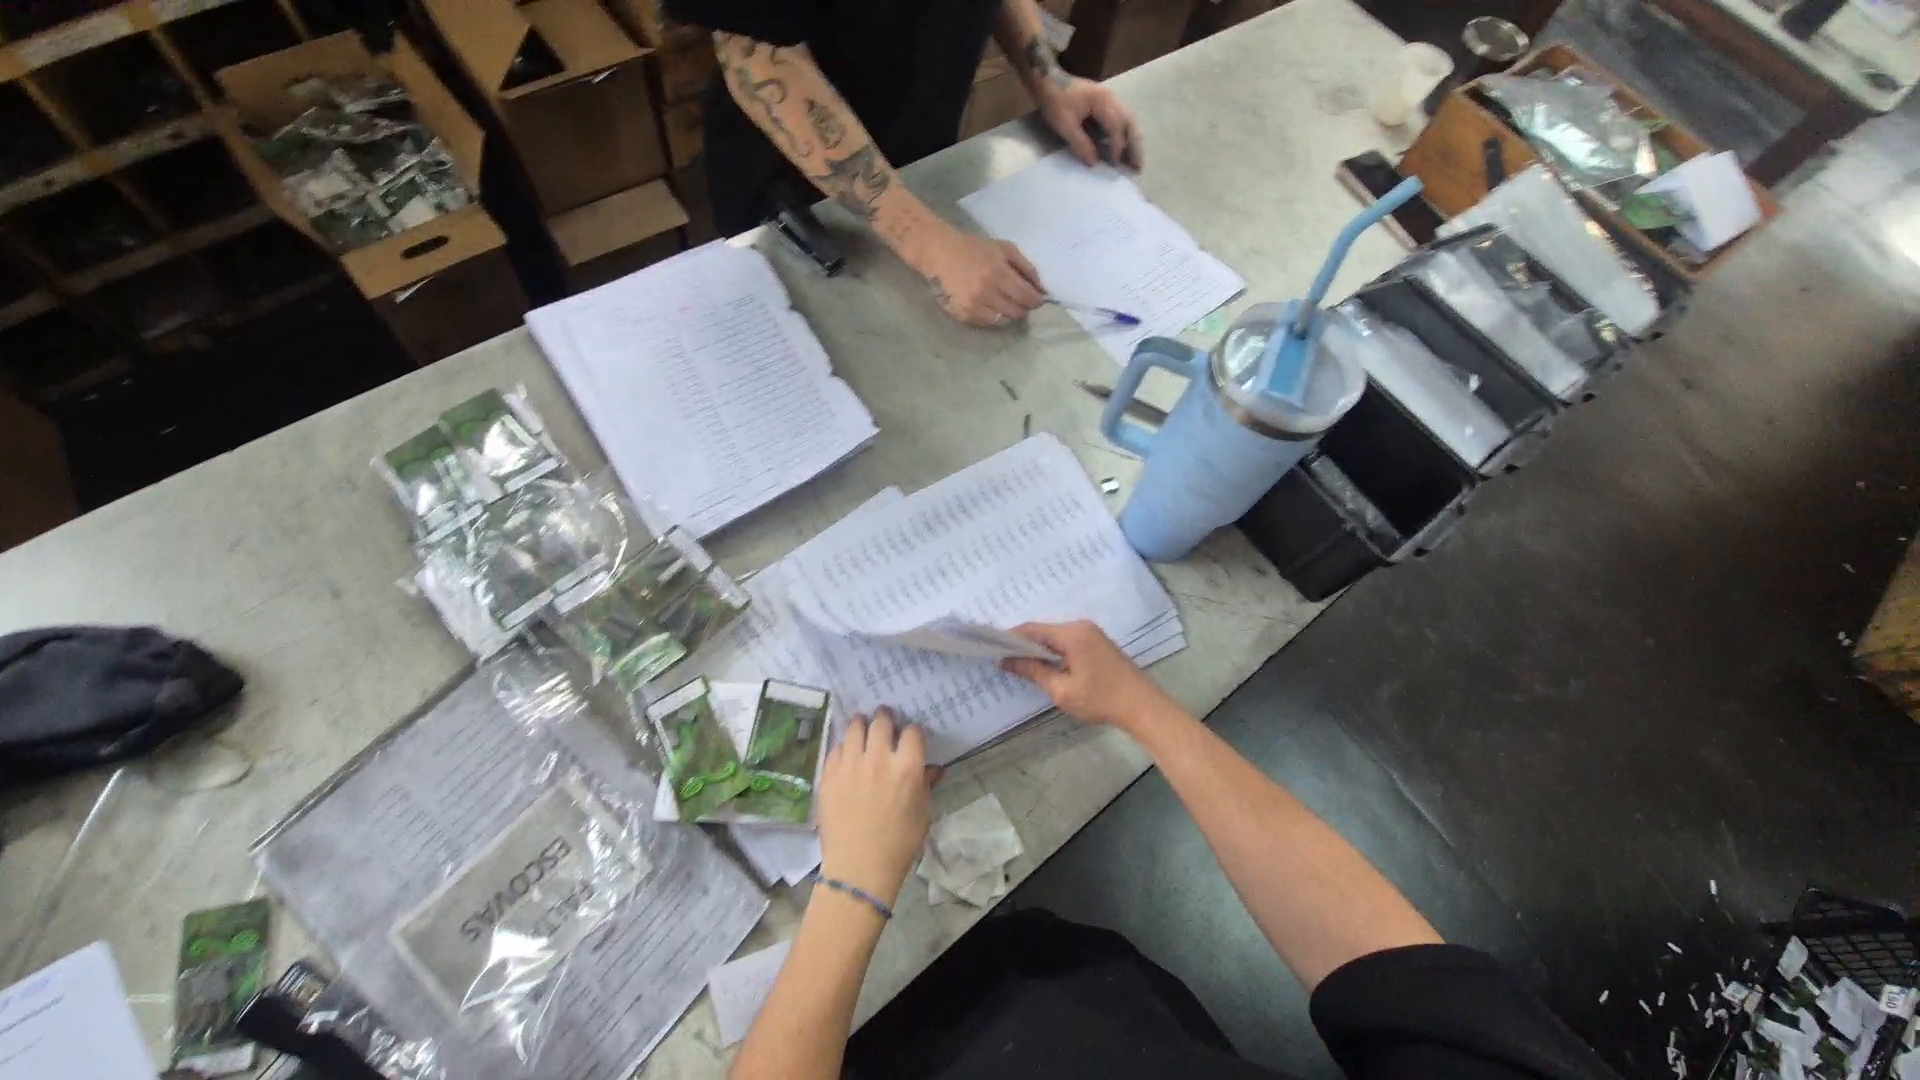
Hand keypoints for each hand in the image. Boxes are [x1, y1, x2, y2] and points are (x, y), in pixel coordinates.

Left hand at [816, 709, 939, 906]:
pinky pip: (835, 748)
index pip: (913, 732)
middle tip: (885, 719)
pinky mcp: (829, 775)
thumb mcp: (922, 814)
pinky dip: (843, 747)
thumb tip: (933, 768)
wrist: (859, 868)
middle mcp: (878, 758)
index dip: (914, 732)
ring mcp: (850, 765)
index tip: (911, 737)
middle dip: (885, 718)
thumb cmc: (898, 845)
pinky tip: (846, 752)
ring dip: (861, 723)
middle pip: (881, 722)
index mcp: (906, 768)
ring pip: (854, 728)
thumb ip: (925, 785)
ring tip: (862, 724)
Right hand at [907, 222, 1044, 326]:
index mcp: (997, 272)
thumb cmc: (975, 249)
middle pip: (1017, 312)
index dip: (1036, 300)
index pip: (1026, 296)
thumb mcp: (1004, 249)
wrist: (940, 254)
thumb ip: (1026, 267)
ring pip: (1004, 320)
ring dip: (1010, 313)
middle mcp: (986, 292)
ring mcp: (973, 306)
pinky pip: (989, 323)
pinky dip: (995, 317)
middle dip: (1024, 307)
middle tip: (1022, 301)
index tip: (1038, 299)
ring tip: (1007, 303)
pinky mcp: (964, 315)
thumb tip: (1041, 288)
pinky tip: (992, 305)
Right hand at [1001, 621, 1180, 731]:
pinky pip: (1068, 641)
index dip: (1010, 637)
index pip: (1032, 629)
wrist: (1142, 706)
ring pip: (1056, 637)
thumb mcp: (1062, 690)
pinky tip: (1045, 665)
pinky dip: (1054, 651)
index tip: (992, 648)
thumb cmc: (1101, 700)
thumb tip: (1006, 660)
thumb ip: (1033, 671)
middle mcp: (1081, 626)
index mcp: (1072, 634)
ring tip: (1020, 664)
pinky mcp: (1098, 643)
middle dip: (1023, 643)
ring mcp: (1092, 633)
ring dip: (1039, 648)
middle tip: (1002, 658)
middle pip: (1044, 631)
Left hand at [1038, 77, 1142, 169]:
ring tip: (1136, 161)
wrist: (1049, 80)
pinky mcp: (1107, 103)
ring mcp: (1111, 99)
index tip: (1116, 166)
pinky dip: (1127, 135)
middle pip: (1130, 123)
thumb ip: (1080, 144)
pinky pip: (1123, 120)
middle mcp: (1112, 99)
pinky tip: (1127, 148)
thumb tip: (1095, 163)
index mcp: (1103, 101)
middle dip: (1135, 146)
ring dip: (1134, 141)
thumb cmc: (1055, 101)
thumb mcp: (1064, 125)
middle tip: (1138, 167)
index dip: (1117, 147)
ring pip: (1129, 121)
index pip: (1116, 127)